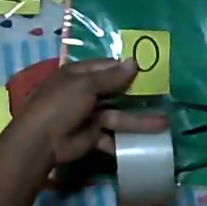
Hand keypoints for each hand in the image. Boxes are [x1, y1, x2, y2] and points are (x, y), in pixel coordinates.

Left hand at [8, 58, 169, 166]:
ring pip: (118, 116)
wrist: (41, 141)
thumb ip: (111, 77)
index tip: (149, 71)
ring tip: (164, 123)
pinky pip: (112, 136)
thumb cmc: (61, 104)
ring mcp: (88, 115)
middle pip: (115, 91)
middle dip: (137, 95)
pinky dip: (125, 140)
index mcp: (79, 75)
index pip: (107, 67)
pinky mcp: (91, 136)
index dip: (126, 68)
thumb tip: (134, 62)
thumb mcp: (85, 85)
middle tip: (163, 95)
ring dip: (139, 120)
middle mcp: (84, 93)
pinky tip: (145, 143)